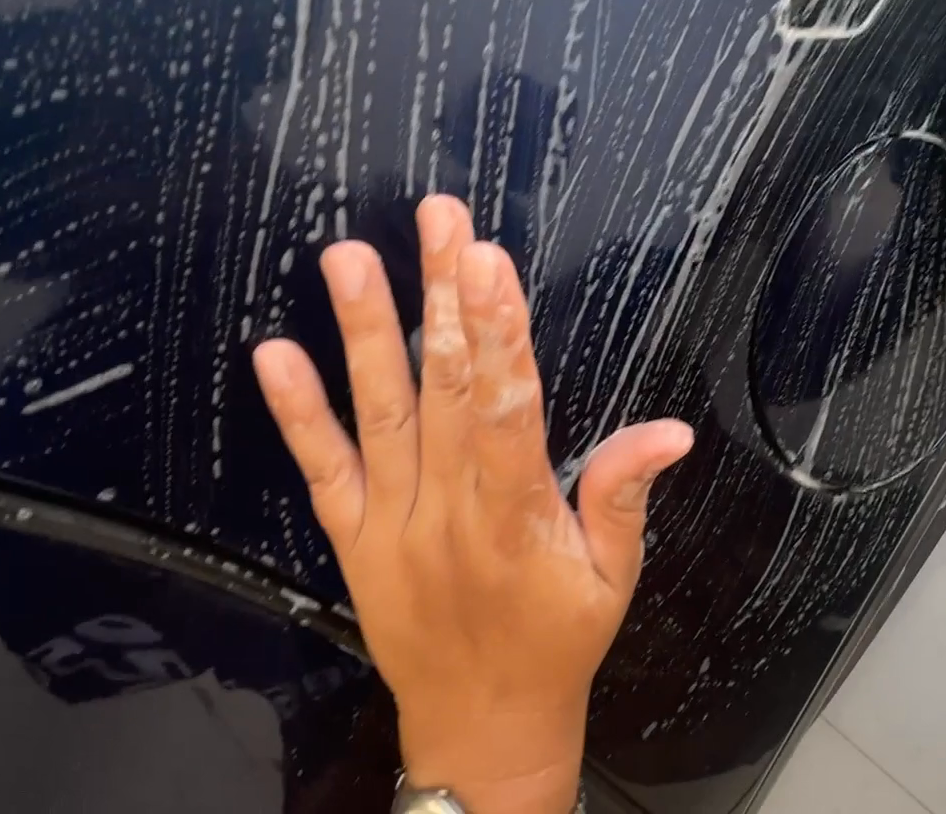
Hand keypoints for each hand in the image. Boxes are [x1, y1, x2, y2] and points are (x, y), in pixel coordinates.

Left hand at [252, 195, 693, 812]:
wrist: (482, 725)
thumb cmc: (557, 641)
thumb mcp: (613, 575)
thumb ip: (624, 494)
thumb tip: (671, 432)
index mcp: (515, 513)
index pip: (506, 405)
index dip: (500, 330)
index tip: (488, 260)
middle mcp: (446, 508)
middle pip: (446, 385)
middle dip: (447, 294)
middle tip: (440, 220)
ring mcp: (391, 521)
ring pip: (379, 412)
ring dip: (364, 330)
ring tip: (351, 257)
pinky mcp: (354, 538)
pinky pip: (323, 469)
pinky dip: (297, 412)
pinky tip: (275, 355)